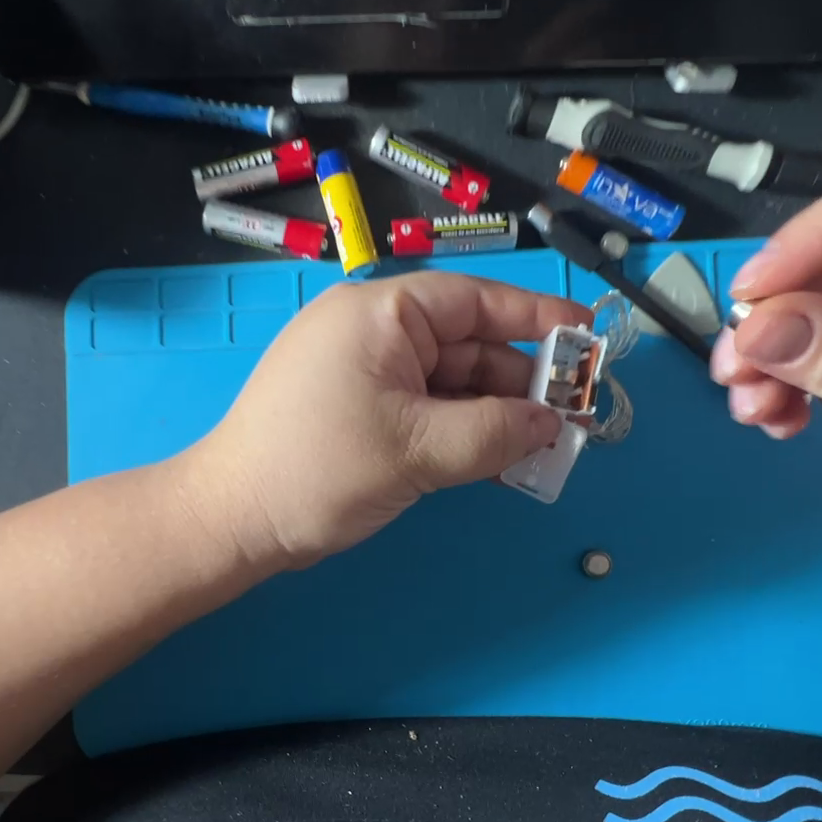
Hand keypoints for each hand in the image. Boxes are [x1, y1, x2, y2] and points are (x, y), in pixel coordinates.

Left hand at [186, 272, 588, 566]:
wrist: (235, 521)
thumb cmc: (320, 470)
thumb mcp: (417, 451)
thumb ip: (494, 433)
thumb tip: (551, 424)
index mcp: (379, 315)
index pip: (473, 300)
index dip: (535, 318)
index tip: (587, 338)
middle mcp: (371, 333)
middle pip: (464, 344)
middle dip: (519, 381)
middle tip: (575, 418)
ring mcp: (362, 372)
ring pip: (447, 382)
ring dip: (493, 413)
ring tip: (545, 447)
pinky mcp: (357, 409)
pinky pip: (423, 408)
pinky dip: (459, 430)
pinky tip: (497, 458)